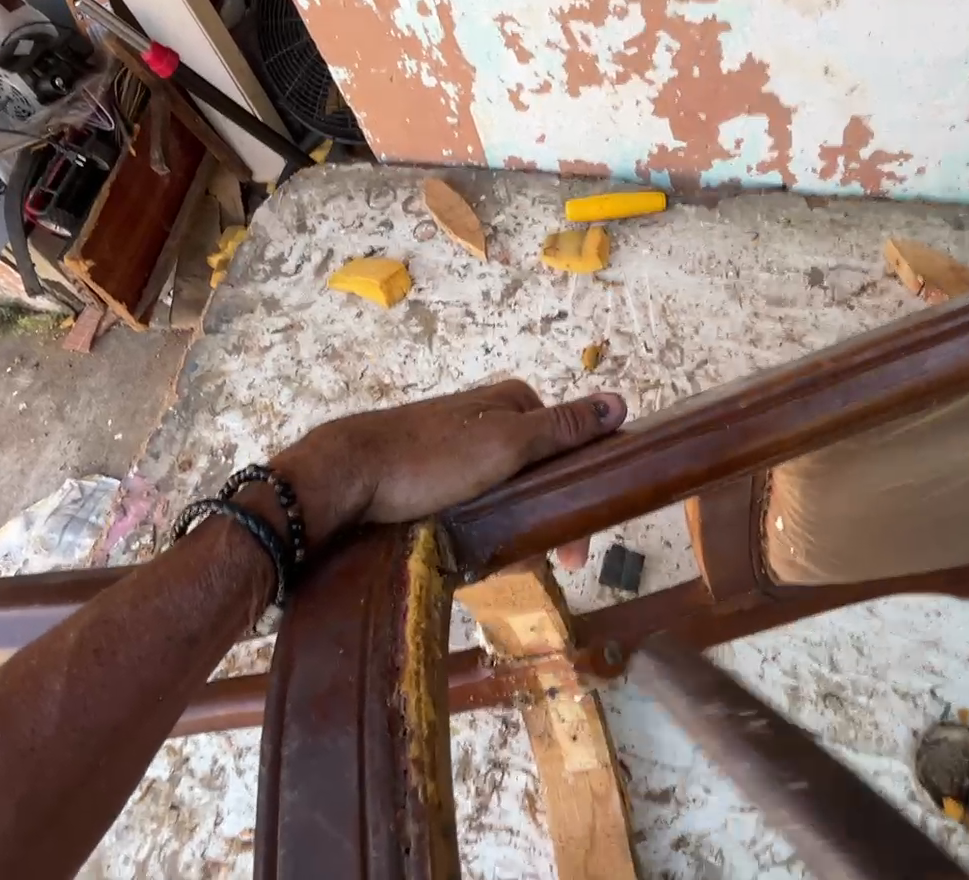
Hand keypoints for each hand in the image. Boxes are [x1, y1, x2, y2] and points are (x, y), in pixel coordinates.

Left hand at [267, 381, 626, 552]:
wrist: (347, 477)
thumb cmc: (432, 459)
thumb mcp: (507, 443)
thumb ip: (563, 427)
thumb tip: (620, 401)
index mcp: (512, 402)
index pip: (569, 444)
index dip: (580, 493)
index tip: (577, 549)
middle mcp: (488, 418)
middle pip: (540, 471)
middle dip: (547, 518)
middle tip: (548, 567)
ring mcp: (459, 445)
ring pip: (509, 491)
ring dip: (517, 527)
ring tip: (507, 564)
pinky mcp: (434, 472)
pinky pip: (476, 500)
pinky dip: (484, 524)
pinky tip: (479, 550)